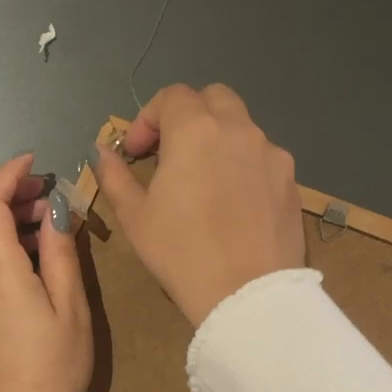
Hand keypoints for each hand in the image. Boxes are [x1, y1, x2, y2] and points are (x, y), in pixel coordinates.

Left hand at [0, 153, 93, 391]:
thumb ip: (61, 251)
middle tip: (43, 193)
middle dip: (2, 192)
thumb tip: (55, 209)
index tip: (34, 163)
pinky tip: (33, 249)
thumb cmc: (56, 362)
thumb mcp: (71, 304)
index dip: (7, 176)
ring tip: (46, 220)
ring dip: (0, 215)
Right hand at [90, 83, 303, 325]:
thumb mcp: (134, 216)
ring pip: (240, 127)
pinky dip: (240, 164)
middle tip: (167, 154)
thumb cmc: (179, 252)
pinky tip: (229, 203)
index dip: (147, 119)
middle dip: (186, 116)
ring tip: (199, 181)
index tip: (136, 154)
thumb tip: (101, 151)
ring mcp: (271, 153)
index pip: (171, 97)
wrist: (246, 294)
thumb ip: (115, 175)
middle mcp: (238, 130)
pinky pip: (260, 157)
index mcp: (195, 131)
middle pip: (212, 98)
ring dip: (215, 139)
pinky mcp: (290, 180)